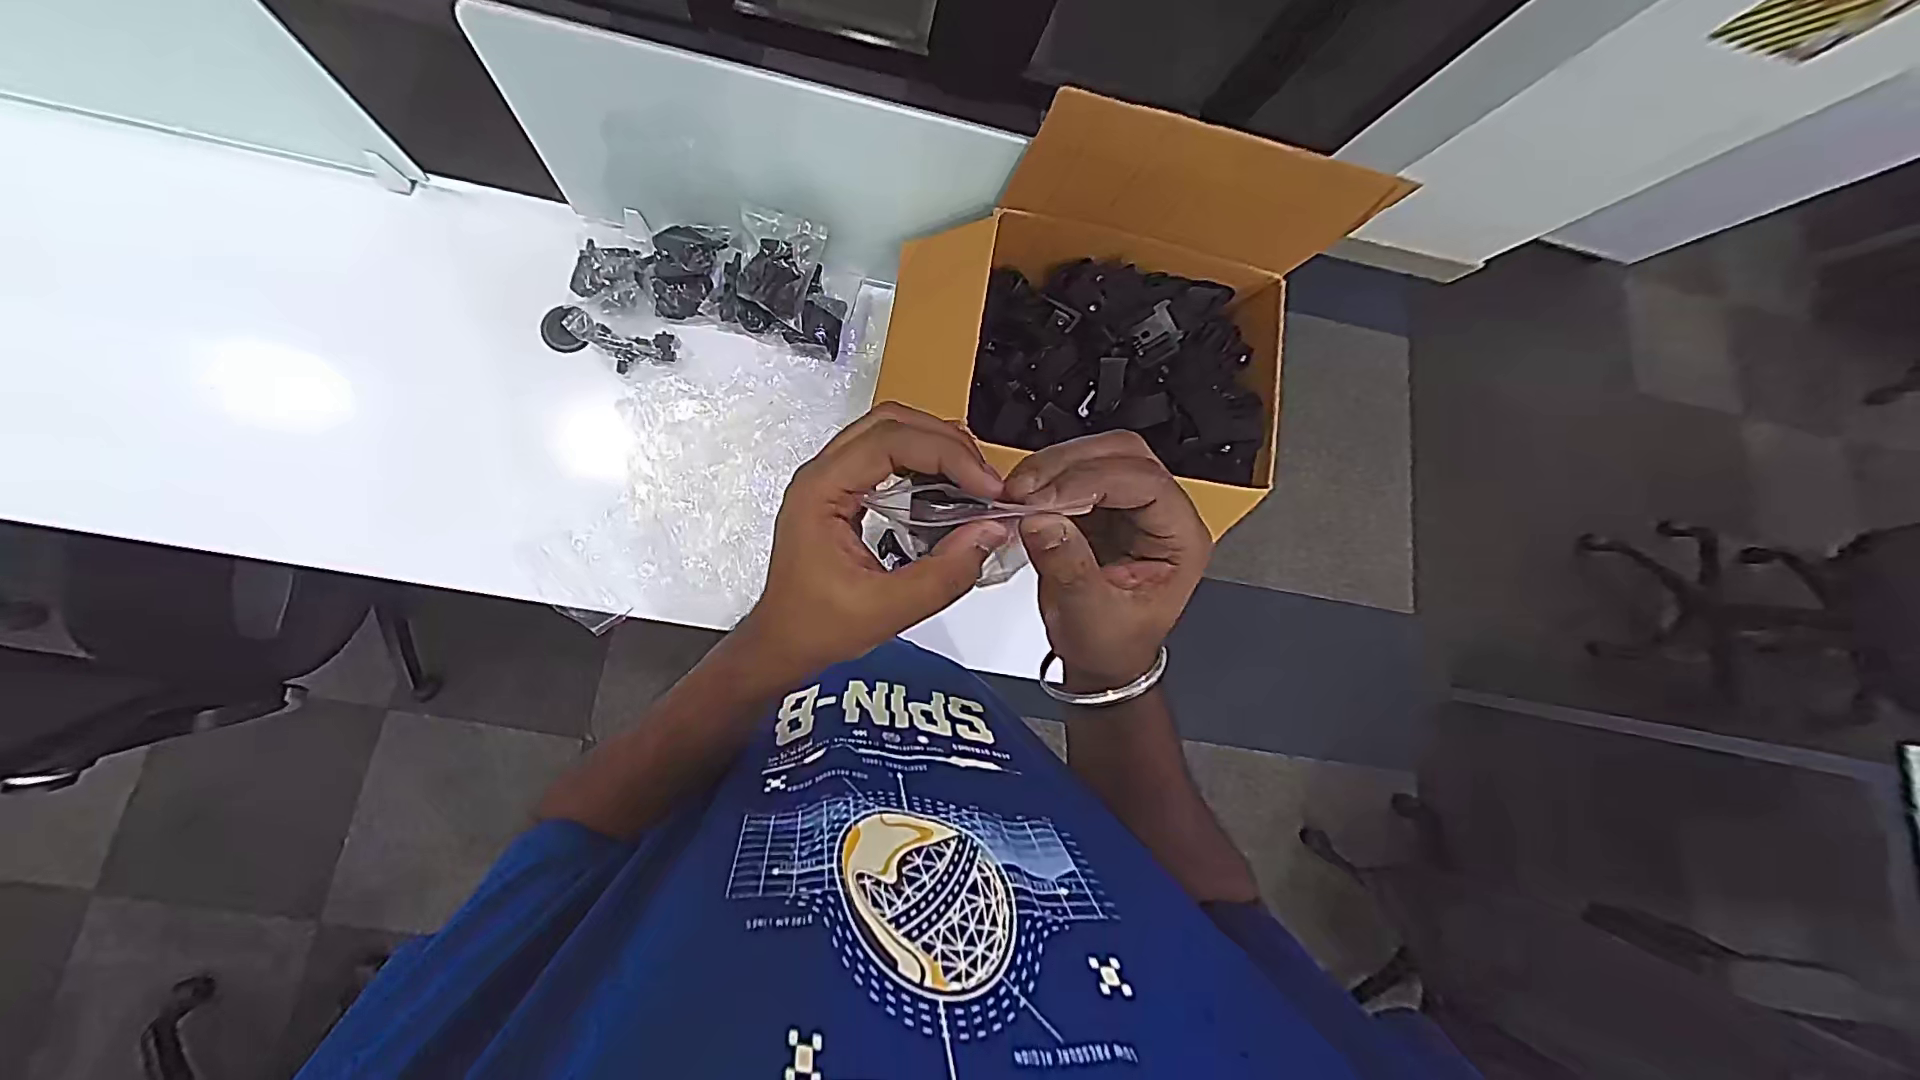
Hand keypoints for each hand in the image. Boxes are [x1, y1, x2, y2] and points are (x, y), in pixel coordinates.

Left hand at [735, 403, 1009, 679]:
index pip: (891, 441)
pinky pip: (890, 456)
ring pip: (892, 432)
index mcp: (821, 491)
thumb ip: (944, 574)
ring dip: (939, 447)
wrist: (786, 641)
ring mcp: (834, 480)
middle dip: (948, 443)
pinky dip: (927, 463)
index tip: (984, 484)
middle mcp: (824, 475)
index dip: (948, 455)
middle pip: (893, 422)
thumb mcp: (887, 609)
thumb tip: (989, 533)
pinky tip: (950, 488)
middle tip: (984, 479)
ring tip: (974, 481)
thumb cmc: (814, 625)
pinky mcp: (847, 492)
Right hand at [1005, 431, 1210, 690]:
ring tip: (1018, 495)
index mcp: (1180, 539)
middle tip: (1026, 490)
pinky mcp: (1097, 507)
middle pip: (1123, 456)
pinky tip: (1022, 499)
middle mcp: (1160, 514)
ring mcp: (1128, 506)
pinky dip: (1042, 481)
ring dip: (1052, 469)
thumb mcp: (1090, 616)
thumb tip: (1041, 520)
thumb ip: (1068, 566)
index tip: (1045, 498)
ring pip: (1095, 456)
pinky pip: (1070, 475)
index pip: (1147, 484)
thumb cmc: (1112, 645)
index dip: (1093, 481)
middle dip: (1069, 466)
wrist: (1099, 658)